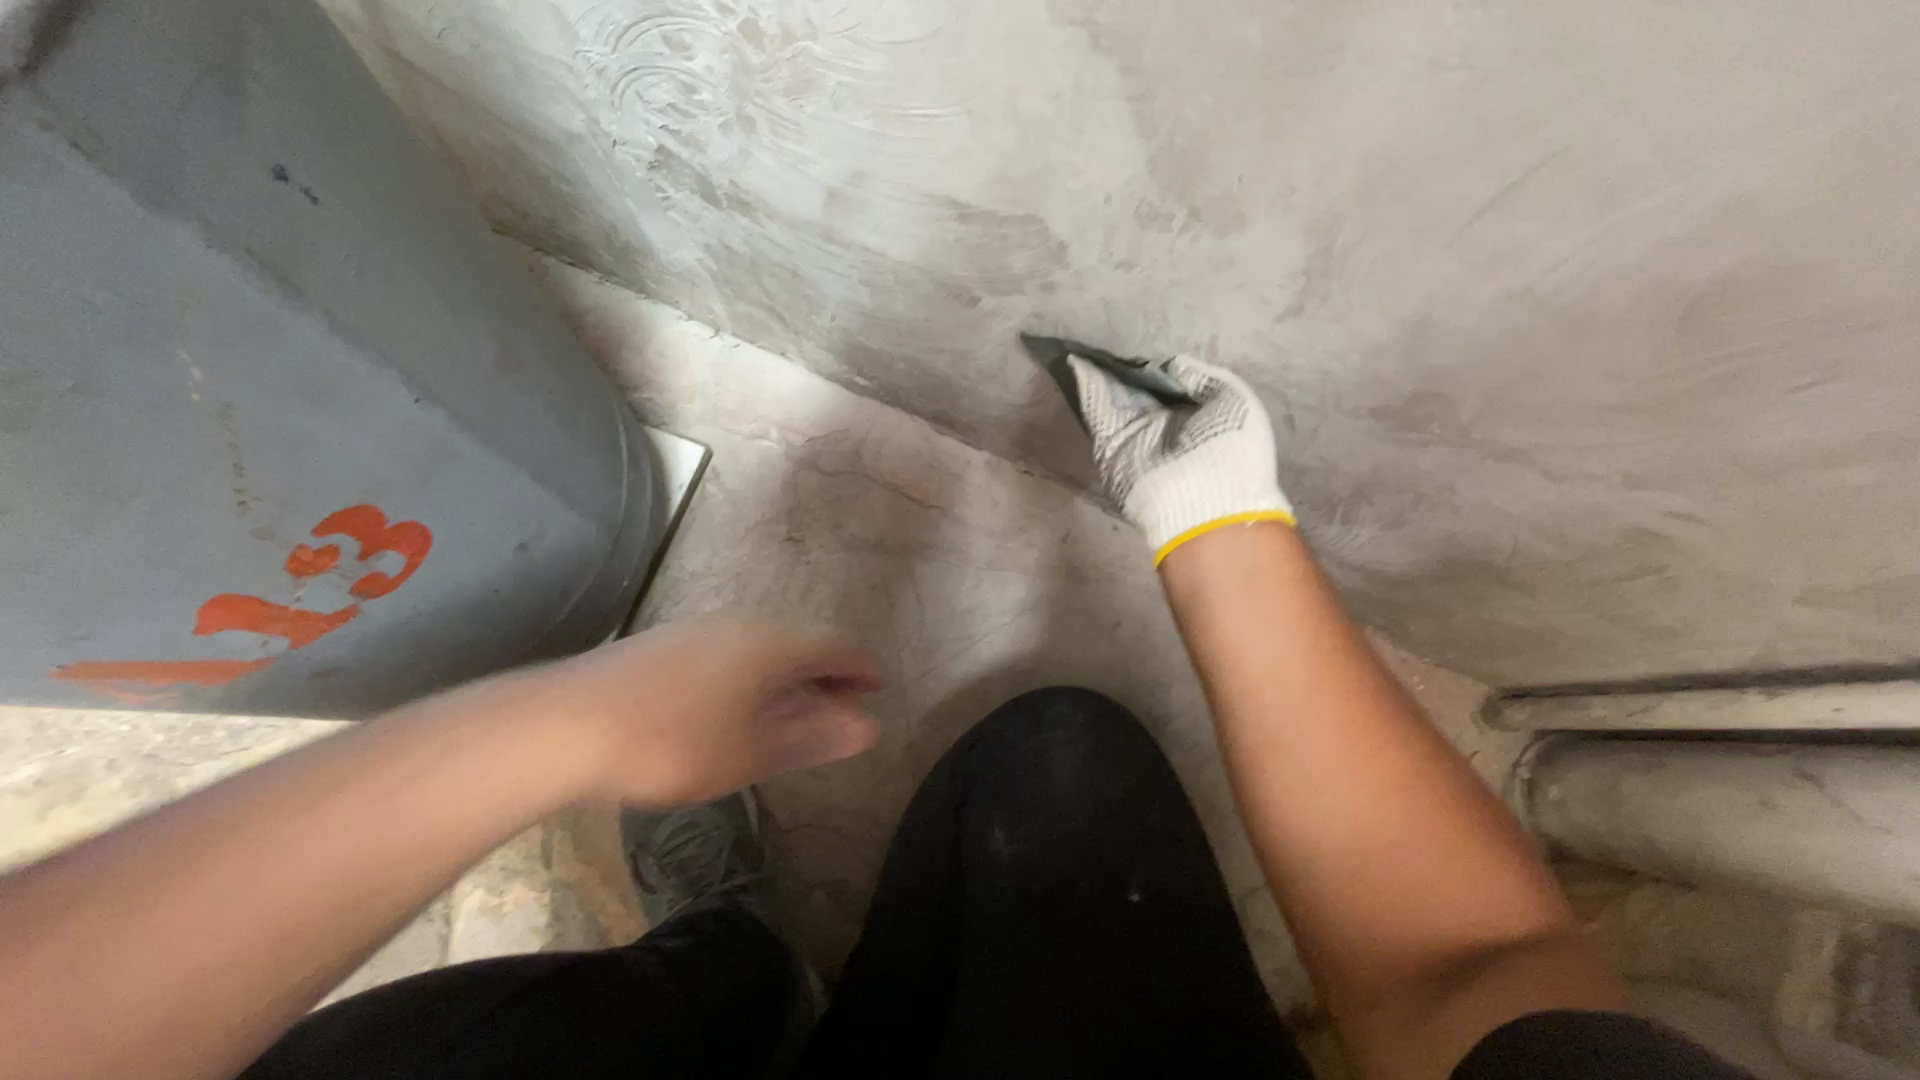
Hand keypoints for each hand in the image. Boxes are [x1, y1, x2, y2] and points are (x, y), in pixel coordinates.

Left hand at [472, 613, 883, 806]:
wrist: (567, 724)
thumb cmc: (675, 743)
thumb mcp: (754, 752)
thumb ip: (814, 736)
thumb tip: (868, 726)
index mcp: (773, 644)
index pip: (836, 645)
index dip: (861, 667)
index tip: (878, 686)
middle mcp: (742, 623)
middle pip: (801, 638)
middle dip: (828, 669)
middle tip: (842, 700)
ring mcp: (700, 628)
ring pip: (764, 642)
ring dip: (790, 670)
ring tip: (795, 705)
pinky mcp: (667, 642)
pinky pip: (732, 648)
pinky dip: (755, 671)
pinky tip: (738, 702)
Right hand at [1062, 351, 1294, 565]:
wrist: (1204, 496)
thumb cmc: (1231, 448)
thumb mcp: (1235, 400)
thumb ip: (1203, 377)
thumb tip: (1171, 365)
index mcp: (1200, 418)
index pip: (1173, 388)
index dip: (1159, 369)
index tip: (1148, 350)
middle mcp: (1166, 428)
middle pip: (1140, 392)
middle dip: (1127, 370)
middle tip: (1111, 340)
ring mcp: (1136, 437)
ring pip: (1116, 398)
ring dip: (1102, 373)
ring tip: (1089, 344)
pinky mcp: (1112, 445)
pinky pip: (1099, 410)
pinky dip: (1088, 386)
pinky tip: (1077, 362)